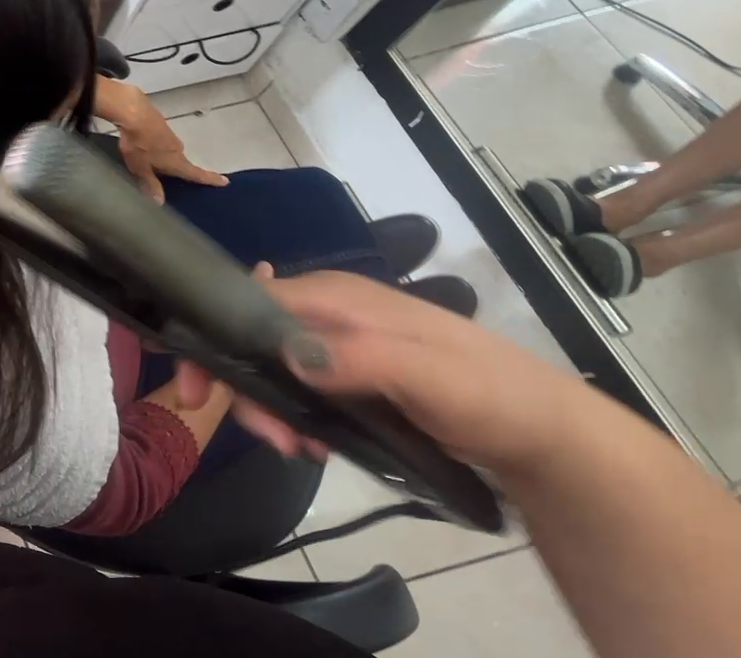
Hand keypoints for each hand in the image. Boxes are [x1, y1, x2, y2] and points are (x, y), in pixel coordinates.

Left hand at [92, 76, 227, 204]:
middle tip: (172, 178)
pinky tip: (145, 146)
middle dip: (178, 169)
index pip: (196, 174)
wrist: (135, 113)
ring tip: (152, 162)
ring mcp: (171, 136)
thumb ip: (150, 184)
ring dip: (165, 157)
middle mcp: (178, 149)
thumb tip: (160, 202)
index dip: (210, 179)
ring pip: (171, 151)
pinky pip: (162, 141)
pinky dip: (158, 146)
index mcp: (177, 162)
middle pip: (182, 162)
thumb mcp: (141, 168)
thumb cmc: (139, 144)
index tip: (225, 181)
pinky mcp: (161, 126)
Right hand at [176, 271, 584, 476]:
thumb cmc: (490, 395)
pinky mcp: (346, 373)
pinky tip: (310, 443)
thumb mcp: (431, 376)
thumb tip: (287, 355)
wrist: (546, 435)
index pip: (247, 298)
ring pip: (268, 366)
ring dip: (268, 408)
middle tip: (271, 438)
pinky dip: (290, 414)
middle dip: (244, 387)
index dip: (211, 335)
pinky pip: (294, 387)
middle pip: (249, 337)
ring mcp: (336, 343)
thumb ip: (362, 359)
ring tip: (295, 448)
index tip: (197, 388)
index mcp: (336, 296)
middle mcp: (327, 311)